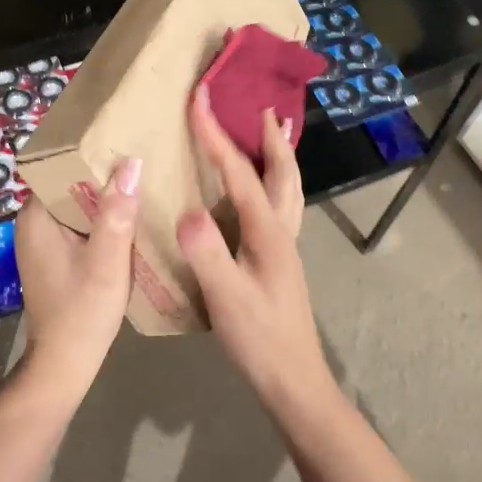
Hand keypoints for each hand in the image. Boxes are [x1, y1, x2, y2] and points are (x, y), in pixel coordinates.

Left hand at [13, 158, 142, 397]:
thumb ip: (117, 213)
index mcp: (36, 216)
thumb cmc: (82, 312)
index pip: (62, 167)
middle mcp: (33, 222)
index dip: (93, 155)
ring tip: (141, 183)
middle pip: (71, 185)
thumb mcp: (107, 261)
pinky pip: (78, 225)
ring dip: (105, 200)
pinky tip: (129, 220)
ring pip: (77, 206)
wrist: (64, 366)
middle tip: (142, 159)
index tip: (125, 143)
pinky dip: (100, 221)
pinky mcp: (54, 256)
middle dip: (103, 176)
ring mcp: (42, 241)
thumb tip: (131, 163)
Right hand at [177, 86, 334, 414]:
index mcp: (267, 232)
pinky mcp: (279, 261)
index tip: (200, 98)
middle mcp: (281, 231)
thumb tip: (187, 210)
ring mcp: (284, 247)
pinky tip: (261, 192)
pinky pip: (279, 206)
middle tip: (262, 107)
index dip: (217, 134)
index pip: (239, 172)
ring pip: (287, 188)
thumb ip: (207, 253)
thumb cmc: (260, 340)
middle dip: (269, 136)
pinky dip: (274, 182)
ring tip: (275, 133)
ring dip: (279, 155)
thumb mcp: (227, 298)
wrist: (295, 383)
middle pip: (281, 171)